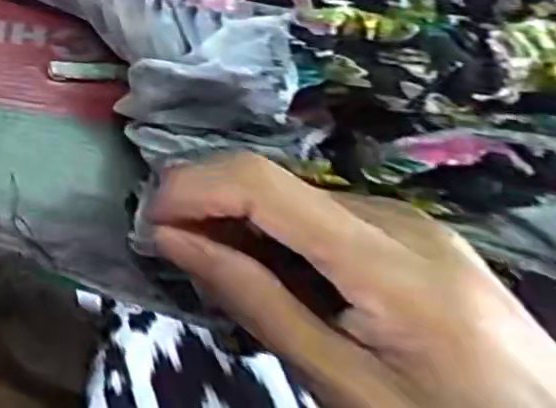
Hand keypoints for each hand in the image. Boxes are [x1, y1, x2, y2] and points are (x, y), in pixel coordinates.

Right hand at [151, 152, 555, 407]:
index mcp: (396, 266)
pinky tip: (271, 268)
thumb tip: (166, 236)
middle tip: (171, 247)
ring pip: (282, 190)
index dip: (188, 189)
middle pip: (265, 179)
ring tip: (220, 264)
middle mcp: (401, 222)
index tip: (151, 226)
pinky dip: (270, 227)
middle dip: (202, 203)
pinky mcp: (412, 231)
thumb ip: (254, 302)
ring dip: (233, 216)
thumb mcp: (348, 385)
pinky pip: (313, 208)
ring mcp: (411, 222)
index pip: (259, 182)